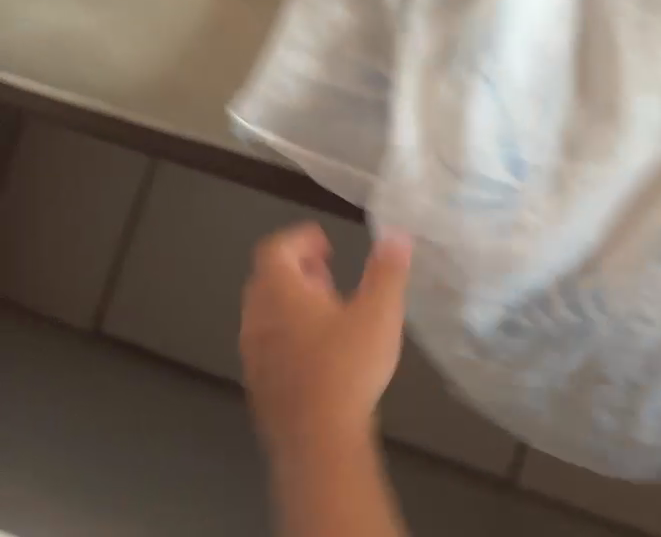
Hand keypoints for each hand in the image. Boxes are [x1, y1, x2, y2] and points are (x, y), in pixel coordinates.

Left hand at [240, 223, 412, 457]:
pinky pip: (269, 336)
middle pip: (265, 280)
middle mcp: (259, 321)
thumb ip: (388, 270)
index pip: (274, 252)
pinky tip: (325, 339)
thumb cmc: (349, 364)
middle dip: (297, 266)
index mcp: (283, 298)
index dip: (299, 238)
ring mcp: (255, 352)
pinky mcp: (261, 378)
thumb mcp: (381, 311)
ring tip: (332, 299)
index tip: (330, 240)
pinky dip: (291, 323)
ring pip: (265, 310)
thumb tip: (396, 234)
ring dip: (293, 296)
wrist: (317, 435)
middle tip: (331, 264)